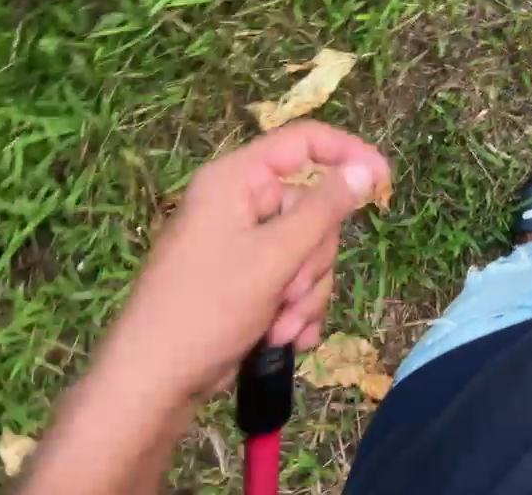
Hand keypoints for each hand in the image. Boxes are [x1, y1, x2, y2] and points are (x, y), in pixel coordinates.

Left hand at [95, 121, 390, 403]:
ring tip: (283, 326)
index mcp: (236, 180)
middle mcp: (241, 202)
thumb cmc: (205, 311)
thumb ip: (326, 207)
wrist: (149, 390)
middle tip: (293, 291)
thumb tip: (366, 168)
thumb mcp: (275, 256)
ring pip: (310, 246)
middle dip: (314, 257)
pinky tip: (285, 337)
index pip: (306, 141)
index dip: (349, 154)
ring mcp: (243, 241)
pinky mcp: (248, 276)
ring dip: (307, 290)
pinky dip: (298, 305)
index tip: (382, 183)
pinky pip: (296, 274)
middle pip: (314, 204)